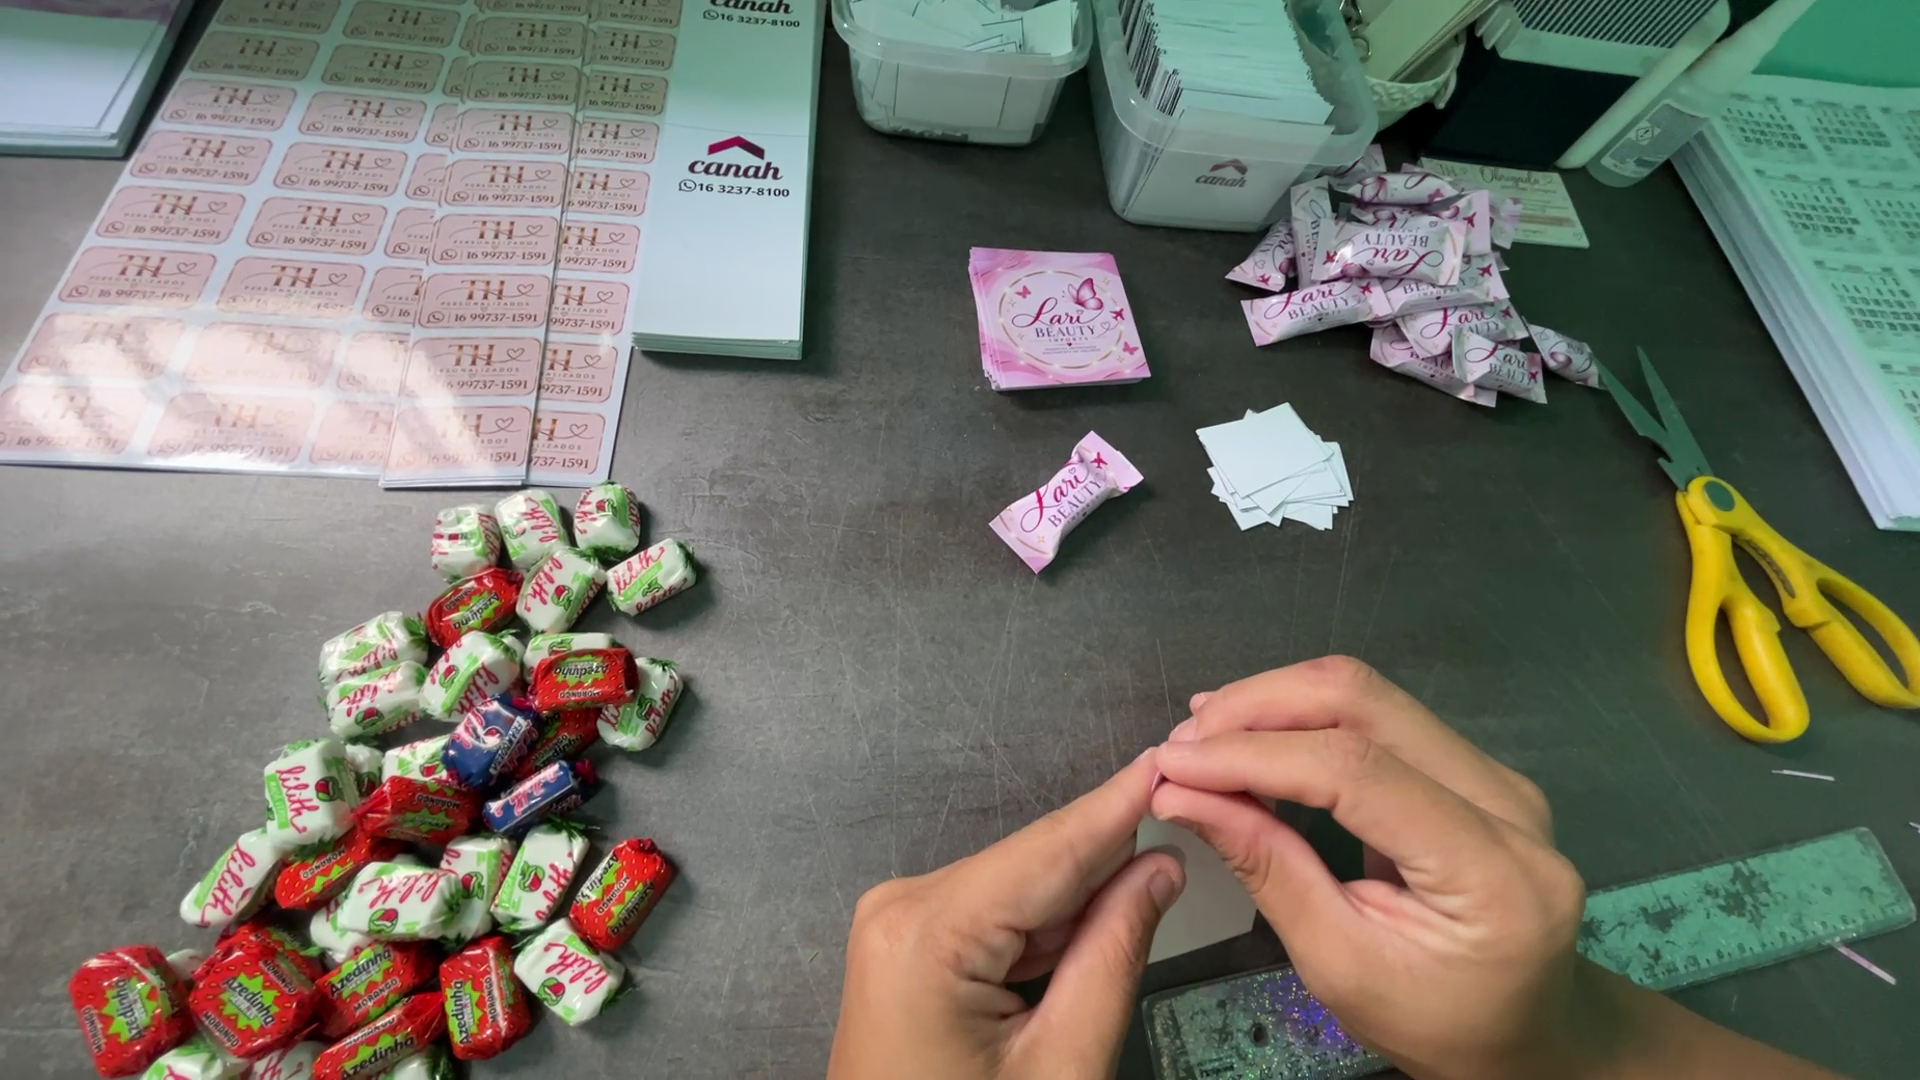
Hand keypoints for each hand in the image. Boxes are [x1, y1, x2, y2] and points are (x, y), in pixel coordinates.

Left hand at [829, 751, 1185, 1079]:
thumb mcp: (1059, 1069)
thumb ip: (1112, 957)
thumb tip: (1157, 872)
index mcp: (926, 934)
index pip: (1047, 851)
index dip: (1113, 804)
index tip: (1160, 760)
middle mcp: (902, 905)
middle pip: (1030, 863)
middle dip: (1107, 843)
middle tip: (1176, 803)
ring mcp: (900, 918)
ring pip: (1016, 884)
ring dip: (1083, 881)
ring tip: (1150, 862)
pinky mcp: (910, 937)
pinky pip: (994, 909)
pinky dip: (1048, 915)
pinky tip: (1099, 904)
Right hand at [1151, 656, 1588, 1079]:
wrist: (1537, 1034)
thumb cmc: (1438, 1023)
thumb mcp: (1337, 965)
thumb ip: (1263, 866)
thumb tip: (1177, 793)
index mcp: (1492, 870)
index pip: (1353, 770)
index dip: (1251, 755)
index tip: (1171, 763)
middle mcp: (1502, 796)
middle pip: (1358, 700)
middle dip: (1253, 706)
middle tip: (1181, 742)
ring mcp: (1487, 768)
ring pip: (1357, 689)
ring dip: (1265, 701)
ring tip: (1200, 734)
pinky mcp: (1461, 759)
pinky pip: (1364, 708)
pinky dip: (1291, 711)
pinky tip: (1243, 729)